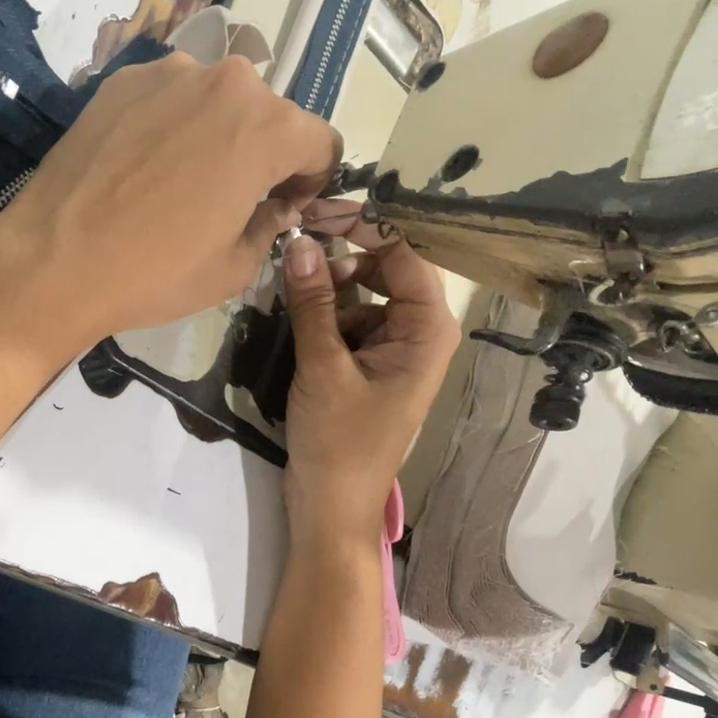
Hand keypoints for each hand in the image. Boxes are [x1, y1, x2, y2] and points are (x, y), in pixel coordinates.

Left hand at [0, 53, 340, 349]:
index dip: (312, 179)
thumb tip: (274, 206)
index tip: (286, 206)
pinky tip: (139, 171)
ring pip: (214, 102)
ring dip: (213, 135)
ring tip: (177, 186)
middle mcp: (226, 81)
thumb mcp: (232, 269)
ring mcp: (169, 73)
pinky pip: (166, 100)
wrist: (55, 260)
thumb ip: (270, 227)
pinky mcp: (121, 82)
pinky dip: (167, 127)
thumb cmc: (154, 273)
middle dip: (261, 155)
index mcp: (268, 127)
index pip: (321, 141)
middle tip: (230, 201)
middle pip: (266, 116)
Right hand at [280, 199, 461, 542]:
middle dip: (344, 258)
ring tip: (290, 291)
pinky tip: (297, 321)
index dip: (365, 227)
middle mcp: (419, 333)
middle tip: (296, 250)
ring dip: (329, 289)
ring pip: (364, 296)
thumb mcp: (322, 367)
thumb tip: (300, 242)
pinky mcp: (369, 368)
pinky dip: (326, 317)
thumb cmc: (338, 440)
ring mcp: (394, 352)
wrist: (332, 504)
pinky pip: (351, 324)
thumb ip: (313, 302)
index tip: (317, 213)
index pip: (405, 253)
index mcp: (427, 329)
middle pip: (386, 270)